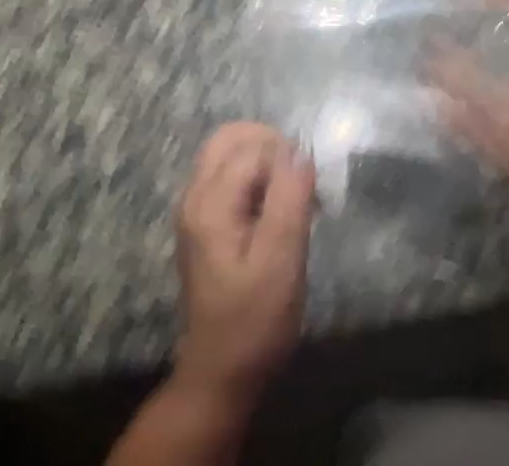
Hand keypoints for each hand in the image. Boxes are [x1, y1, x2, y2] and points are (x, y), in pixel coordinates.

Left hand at [173, 122, 315, 400]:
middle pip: (230, 138)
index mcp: (209, 203)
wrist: (222, 371)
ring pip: (229, 155)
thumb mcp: (282, 261)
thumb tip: (301, 152)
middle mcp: (195, 196)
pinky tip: (280, 211)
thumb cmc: (256, 320)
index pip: (252, 148)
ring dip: (266, 161)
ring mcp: (196, 209)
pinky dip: (257, 178)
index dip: (288, 159)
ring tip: (296, 197)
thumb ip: (290, 200)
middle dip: (272, 147)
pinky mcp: (205, 223)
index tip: (314, 193)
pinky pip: (229, 177)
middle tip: (303, 182)